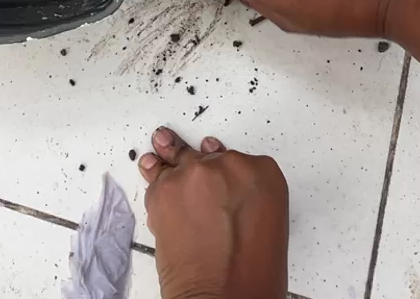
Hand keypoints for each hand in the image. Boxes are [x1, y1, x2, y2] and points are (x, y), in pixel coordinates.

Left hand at [139, 127, 287, 298]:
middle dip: (201, 165)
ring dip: (171, 155)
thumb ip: (248, 200)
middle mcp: (229, 165)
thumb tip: (228, 199)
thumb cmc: (251, 276)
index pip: (240, 159)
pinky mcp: (165, 189)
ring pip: (179, 157)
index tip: (220, 176)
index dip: (226, 171)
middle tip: (190, 162)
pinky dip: (154, 180)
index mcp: (264, 174)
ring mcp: (195, 173)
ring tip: (162, 143)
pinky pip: (157, 178)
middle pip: (209, 154)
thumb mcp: (269, 226)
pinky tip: (150, 168)